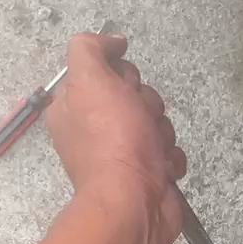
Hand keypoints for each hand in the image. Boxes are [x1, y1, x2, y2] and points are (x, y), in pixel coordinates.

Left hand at [45, 33, 187, 212]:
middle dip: (147, 105)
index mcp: (73, 107)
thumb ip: (90, 49)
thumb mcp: (89, 80)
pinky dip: (169, 158)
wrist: (134, 202)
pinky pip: (168, 152)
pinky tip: (161, 168)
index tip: (122, 89)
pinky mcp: (146, 174)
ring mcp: (120, 154)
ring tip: (152, 150)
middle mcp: (93, 130)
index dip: (121, 75)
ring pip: (156, 122)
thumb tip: (110, 41)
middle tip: (139, 121)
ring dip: (162, 132)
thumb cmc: (111, 141)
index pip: (106, 71)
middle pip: (136, 95)